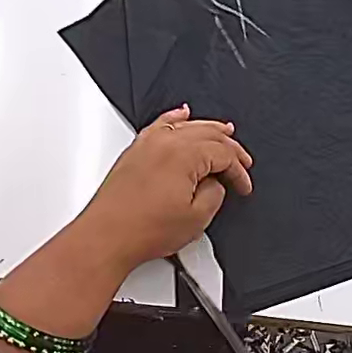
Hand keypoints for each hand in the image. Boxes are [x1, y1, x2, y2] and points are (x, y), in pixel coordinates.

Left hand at [71, 106, 253, 273]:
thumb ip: (214, 194)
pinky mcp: (135, 151)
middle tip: (242, 161)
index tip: (243, 185)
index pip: (223, 154)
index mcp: (184, 155)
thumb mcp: (196, 219)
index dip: (239, 171)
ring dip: (209, 128)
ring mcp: (147, 144)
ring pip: (187, 125)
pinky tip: (182, 116)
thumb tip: (216, 185)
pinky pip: (161, 124)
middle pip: (208, 134)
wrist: (108, 237)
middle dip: (230, 147)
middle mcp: (165, 143)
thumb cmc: (143, 230)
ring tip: (224, 132)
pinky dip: (175, 119)